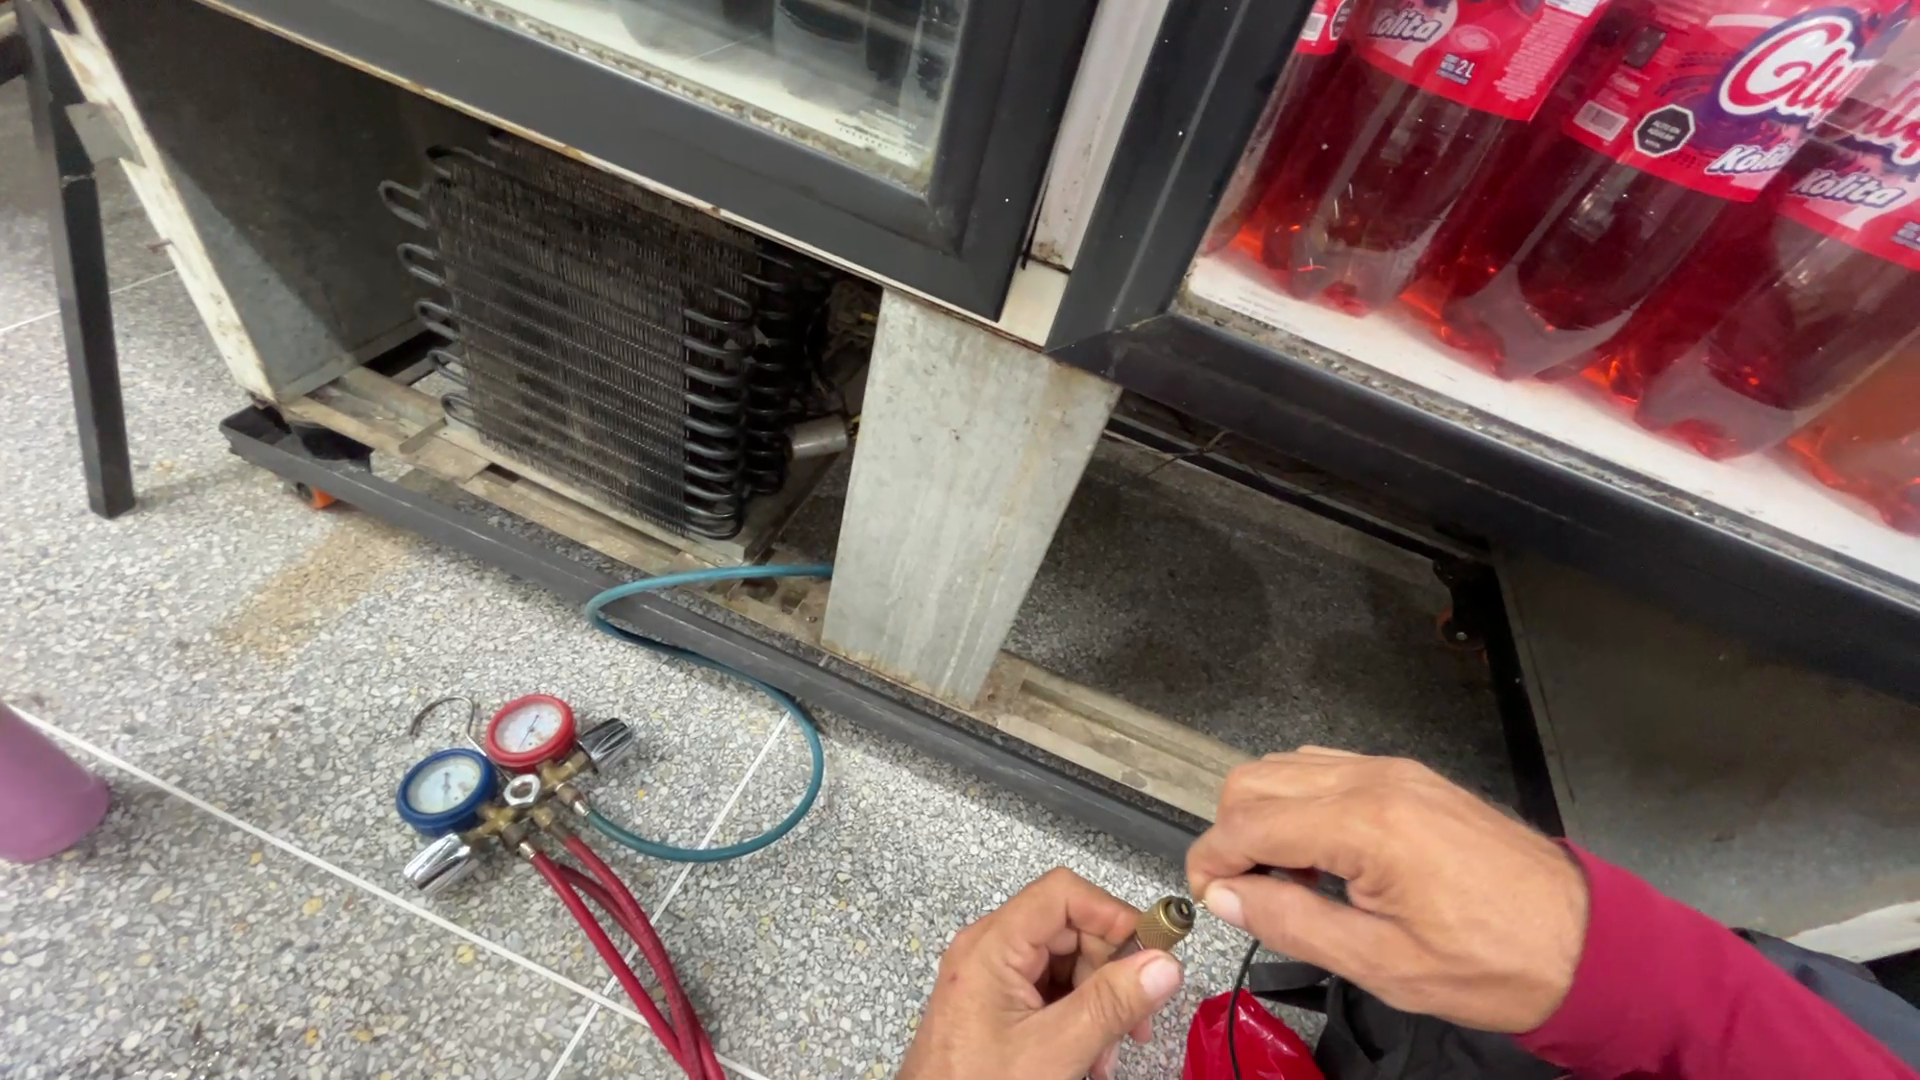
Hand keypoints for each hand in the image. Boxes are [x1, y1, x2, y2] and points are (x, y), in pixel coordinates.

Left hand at [898, 868, 1185, 1079]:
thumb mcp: (1052, 1052)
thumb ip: (1110, 1005)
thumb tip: (1165, 964)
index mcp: (992, 942)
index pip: (1062, 893)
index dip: (1112, 914)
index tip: (1152, 953)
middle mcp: (989, 945)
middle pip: (1067, 925)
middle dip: (1108, 969)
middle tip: (1135, 1021)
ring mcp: (990, 972)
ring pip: (1063, 958)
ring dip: (1097, 998)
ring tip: (1108, 1053)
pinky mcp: (995, 999)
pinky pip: (1047, 985)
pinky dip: (1076, 1013)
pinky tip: (1089, 1054)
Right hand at [1187, 748, 1588, 1032]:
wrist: (1594, 943)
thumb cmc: (1495, 965)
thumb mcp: (1385, 965)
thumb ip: (1290, 921)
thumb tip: (1224, 895)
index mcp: (1364, 824)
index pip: (1248, 822)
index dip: (1211, 858)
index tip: (1206, 893)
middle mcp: (1368, 778)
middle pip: (1252, 781)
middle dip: (1228, 832)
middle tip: (1243, 887)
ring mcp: (1387, 768)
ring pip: (1280, 766)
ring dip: (1260, 813)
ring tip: (1285, 873)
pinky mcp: (1402, 772)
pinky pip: (1318, 766)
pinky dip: (1294, 798)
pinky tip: (1317, 846)